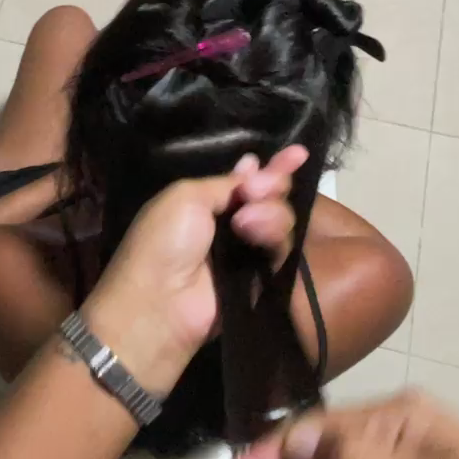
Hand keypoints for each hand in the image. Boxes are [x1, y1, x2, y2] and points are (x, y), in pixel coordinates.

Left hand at [80, 146, 308, 396]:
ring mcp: (245, 254)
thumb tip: (251, 165)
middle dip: (272, 187)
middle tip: (258, 193)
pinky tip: (258, 234)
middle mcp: (226, 225)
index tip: (298, 154)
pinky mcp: (260, 281)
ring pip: (280, 222)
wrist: (160, 303)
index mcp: (202, 202)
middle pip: (270, 198)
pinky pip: (281, 253)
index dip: (272, 168)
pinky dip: (273, 239)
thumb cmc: (163, 243)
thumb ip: (224, 183)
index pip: (245, 181)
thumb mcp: (185, 197)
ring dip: (269, 215)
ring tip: (247, 224)